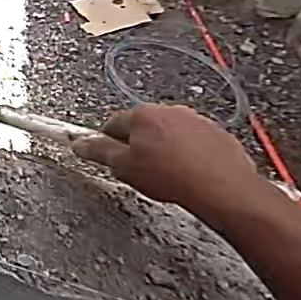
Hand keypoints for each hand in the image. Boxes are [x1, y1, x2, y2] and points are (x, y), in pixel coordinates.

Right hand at [72, 104, 275, 228]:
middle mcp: (169, 111)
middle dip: (139, 147)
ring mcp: (195, 121)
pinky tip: (189, 176)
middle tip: (140, 173)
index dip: (108, 144)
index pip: (112, 125)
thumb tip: (79, 143)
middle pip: (143, 127)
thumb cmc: (174, 177)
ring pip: (170, 134)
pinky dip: (189, 156)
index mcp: (142, 114)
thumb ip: (100, 152)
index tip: (110, 158)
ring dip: (165, 151)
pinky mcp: (216, 134)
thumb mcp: (125, 168)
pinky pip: (195, 143)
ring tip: (167, 178)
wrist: (222, 188)